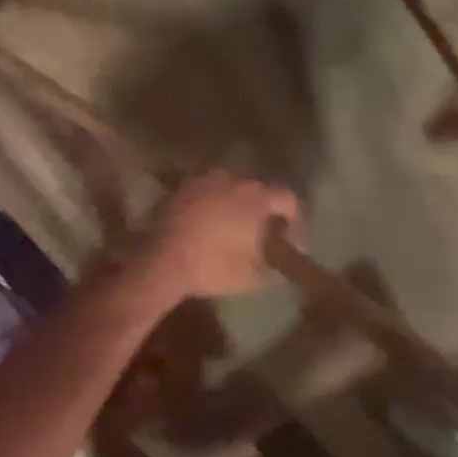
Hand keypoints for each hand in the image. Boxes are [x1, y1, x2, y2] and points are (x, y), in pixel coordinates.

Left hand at [139, 172, 301, 299]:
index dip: (295, 220)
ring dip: (237, 204)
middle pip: (260, 190)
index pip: (289, 200)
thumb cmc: (213, 266)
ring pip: (231, 187)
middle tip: (264, 232)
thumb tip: (279, 264)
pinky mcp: (181, 187)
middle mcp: (234, 180)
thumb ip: (273, 266)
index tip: (291, 240)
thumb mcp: (252, 276)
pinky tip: (209, 223)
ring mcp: (205, 180)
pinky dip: (213, 204)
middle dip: (265, 210)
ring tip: (234, 226)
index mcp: (257, 199)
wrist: (162, 261)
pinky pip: (207, 191)